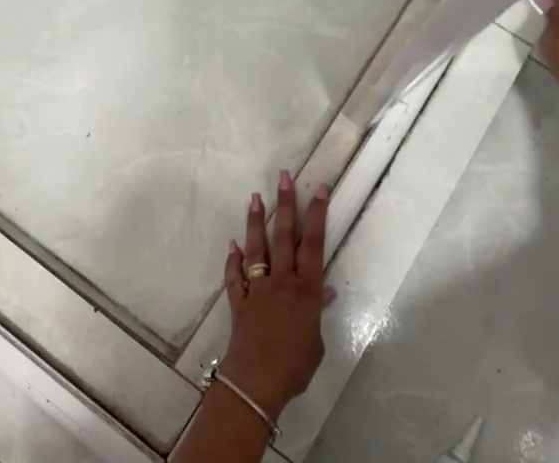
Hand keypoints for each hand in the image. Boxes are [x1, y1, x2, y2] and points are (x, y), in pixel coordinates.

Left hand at [219, 170, 334, 416]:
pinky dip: (233, 261)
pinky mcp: (239, 302)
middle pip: (285, 236)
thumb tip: (326, 292)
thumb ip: (317, 313)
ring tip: (255, 197)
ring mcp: (258, 289)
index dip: (318, 214)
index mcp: (306, 290)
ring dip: (256, 222)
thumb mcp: (316, 341)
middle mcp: (282, 281)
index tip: (319, 188)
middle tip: (284, 176)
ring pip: (258, 249)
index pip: (315, 244)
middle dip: (285, 204)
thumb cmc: (294, 365)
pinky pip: (235, 277)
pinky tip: (232, 245)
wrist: (256, 382)